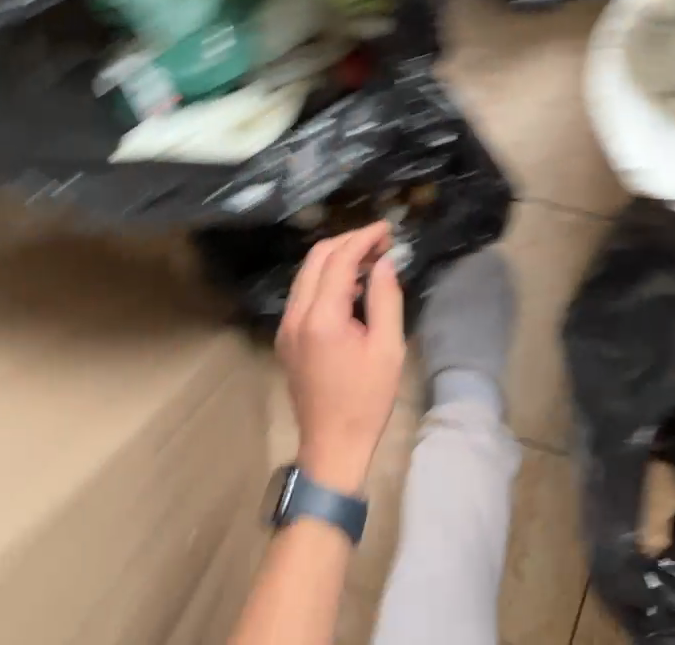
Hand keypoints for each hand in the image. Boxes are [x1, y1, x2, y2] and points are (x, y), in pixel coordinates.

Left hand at [276, 222, 405, 493]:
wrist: (332, 446)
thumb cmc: (366, 401)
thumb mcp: (388, 349)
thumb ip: (385, 299)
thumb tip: (385, 263)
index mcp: (321, 318)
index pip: (338, 260)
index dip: (363, 238)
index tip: (387, 230)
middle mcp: (295, 316)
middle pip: (316, 259)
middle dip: (347, 242)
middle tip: (379, 241)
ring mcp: (286, 327)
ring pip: (306, 274)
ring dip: (335, 259)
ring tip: (370, 260)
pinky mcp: (286, 337)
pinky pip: (303, 294)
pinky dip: (325, 279)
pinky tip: (351, 287)